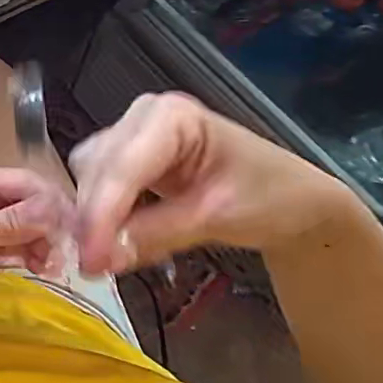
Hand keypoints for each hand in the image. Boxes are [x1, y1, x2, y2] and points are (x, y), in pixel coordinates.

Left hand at [0, 165, 74, 313]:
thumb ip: (7, 223)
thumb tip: (52, 210)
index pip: (23, 182)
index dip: (49, 201)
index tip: (71, 226)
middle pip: (30, 204)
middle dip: (48, 225)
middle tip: (60, 252)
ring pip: (27, 227)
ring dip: (42, 243)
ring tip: (48, 265)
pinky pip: (17, 245)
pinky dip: (30, 254)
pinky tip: (39, 267)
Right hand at [69, 92, 366, 273]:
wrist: (293, 199)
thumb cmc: (271, 196)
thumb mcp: (218, 217)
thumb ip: (157, 233)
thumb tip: (103, 256)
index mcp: (171, 115)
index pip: (123, 164)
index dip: (101, 212)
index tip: (89, 259)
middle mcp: (142, 117)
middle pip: (98, 165)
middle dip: (93, 216)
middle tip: (93, 267)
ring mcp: (131, 134)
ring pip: (89, 174)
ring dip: (90, 216)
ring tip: (101, 258)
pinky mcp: (126, 157)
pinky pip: (97, 183)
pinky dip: (98, 214)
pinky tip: (107, 241)